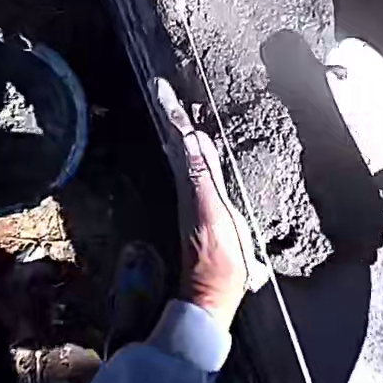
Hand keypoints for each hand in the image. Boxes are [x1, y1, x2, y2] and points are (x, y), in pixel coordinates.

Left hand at [154, 79, 268, 326]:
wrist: (211, 294)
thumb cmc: (220, 260)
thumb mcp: (215, 216)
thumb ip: (206, 178)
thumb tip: (195, 140)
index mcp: (191, 186)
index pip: (181, 143)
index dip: (173, 116)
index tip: (162, 89)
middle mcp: (188, 190)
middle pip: (179, 147)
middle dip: (173, 119)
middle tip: (165, 91)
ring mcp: (194, 202)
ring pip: (185, 158)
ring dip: (181, 134)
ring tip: (178, 113)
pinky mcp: (202, 213)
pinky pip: (195, 173)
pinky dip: (193, 155)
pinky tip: (196, 153)